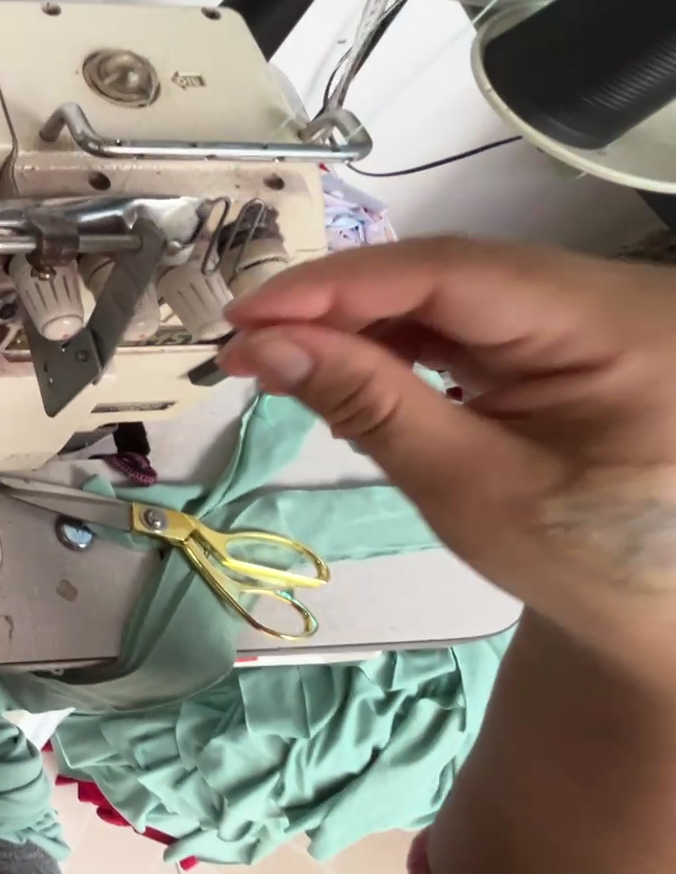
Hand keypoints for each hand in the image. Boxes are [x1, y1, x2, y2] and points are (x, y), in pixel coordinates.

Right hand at [218, 238, 675, 683]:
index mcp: (626, 329)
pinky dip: (383, 343)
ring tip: (277, 364)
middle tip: (242, 345)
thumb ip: (365, 404)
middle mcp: (619, 295)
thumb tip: (260, 346)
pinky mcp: (564, 331)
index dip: (334, 286)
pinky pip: (455, 318)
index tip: (240, 319)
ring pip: (439, 291)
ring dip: (347, 324)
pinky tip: (339, 373)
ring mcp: (591, 310)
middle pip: (443, 272)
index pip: (453, 273)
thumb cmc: (583, 557)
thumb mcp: (466, 486)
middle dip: (330, 305)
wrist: (663, 601)